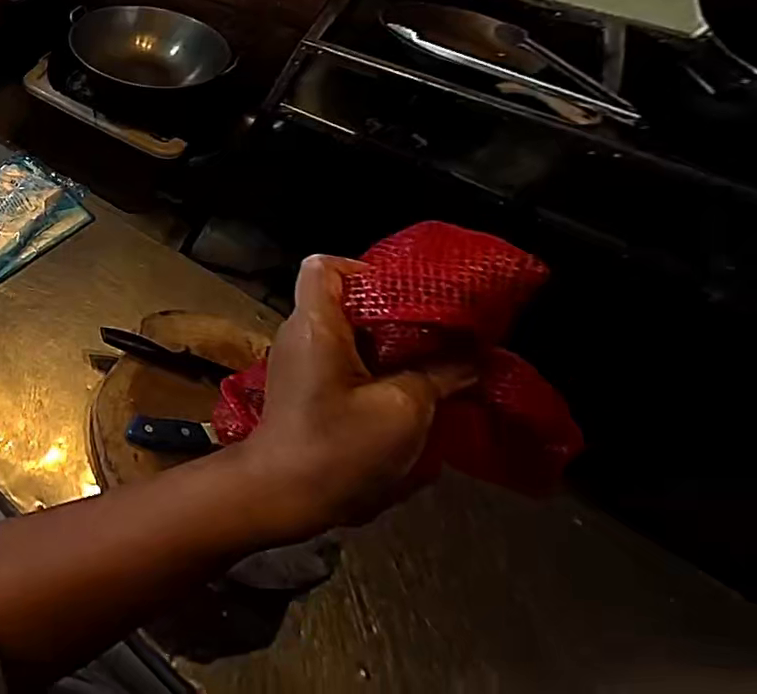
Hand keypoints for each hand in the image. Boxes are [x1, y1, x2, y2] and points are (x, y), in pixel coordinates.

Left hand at [235, 255, 476, 527]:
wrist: (283, 491)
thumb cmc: (339, 446)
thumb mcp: (403, 410)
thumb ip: (440, 374)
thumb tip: (473, 357)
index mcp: (314, 324)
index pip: (324, 265)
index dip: (365, 269)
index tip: (409, 296)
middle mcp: (299, 332)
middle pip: (342, 298)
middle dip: (393, 311)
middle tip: (440, 334)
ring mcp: (298, 358)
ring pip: (346, 331)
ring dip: (389, 344)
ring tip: (436, 363)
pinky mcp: (303, 383)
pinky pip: (340, 357)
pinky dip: (374, 365)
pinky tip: (411, 390)